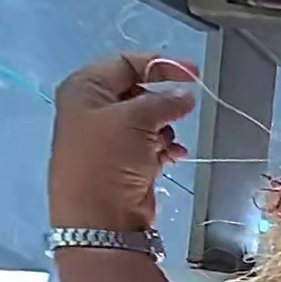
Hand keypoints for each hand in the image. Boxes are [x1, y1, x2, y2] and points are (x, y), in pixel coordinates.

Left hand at [49, 53, 197, 231]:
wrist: (102, 218)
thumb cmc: (108, 160)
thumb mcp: (135, 120)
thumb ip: (163, 102)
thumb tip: (185, 96)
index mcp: (87, 89)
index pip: (127, 64)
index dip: (160, 66)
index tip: (194, 74)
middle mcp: (96, 110)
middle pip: (139, 93)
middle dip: (163, 103)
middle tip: (184, 112)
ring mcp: (112, 139)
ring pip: (149, 122)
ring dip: (166, 128)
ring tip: (170, 142)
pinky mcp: (127, 163)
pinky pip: (152, 146)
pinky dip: (166, 148)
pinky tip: (175, 155)